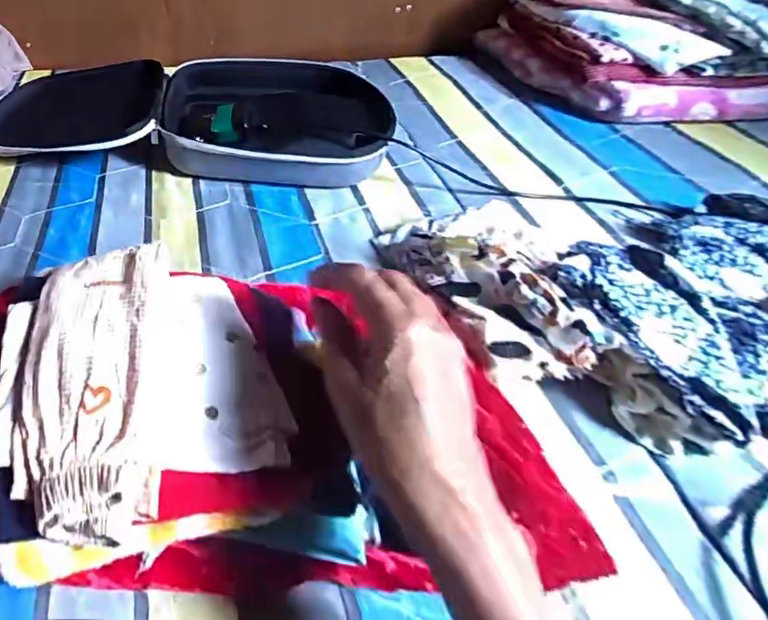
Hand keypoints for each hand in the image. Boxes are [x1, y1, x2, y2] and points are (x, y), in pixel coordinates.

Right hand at [310, 264, 543, 619]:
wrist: (444, 492)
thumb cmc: (385, 441)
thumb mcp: (345, 387)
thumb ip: (333, 336)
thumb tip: (323, 304)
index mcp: (397, 325)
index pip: (362, 279)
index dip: (332, 274)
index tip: (310, 281)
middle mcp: (428, 322)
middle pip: (391, 280)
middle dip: (359, 278)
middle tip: (329, 292)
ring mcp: (448, 339)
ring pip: (412, 294)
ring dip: (382, 291)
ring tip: (354, 309)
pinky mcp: (457, 359)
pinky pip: (425, 315)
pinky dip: (401, 308)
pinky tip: (384, 331)